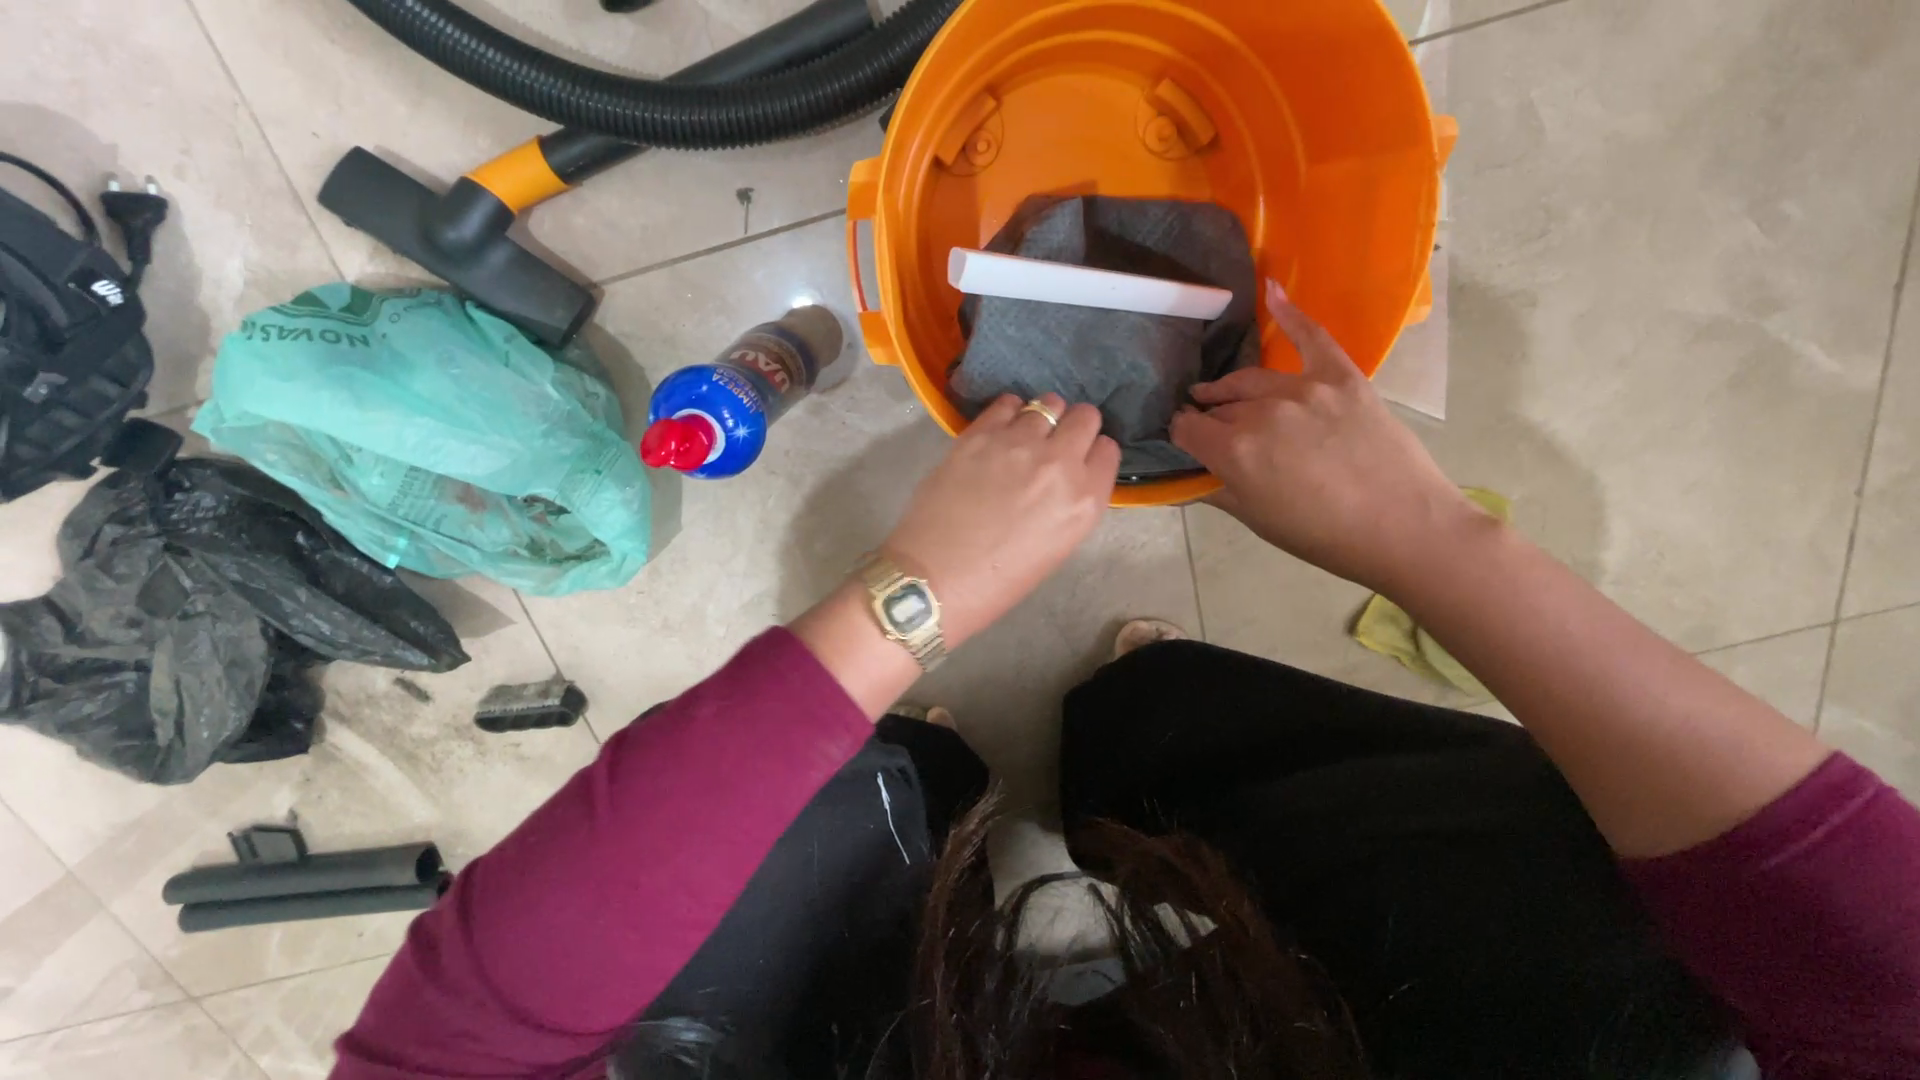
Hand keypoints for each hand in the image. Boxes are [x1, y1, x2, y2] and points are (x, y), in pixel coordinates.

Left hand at [883, 393, 1119, 645]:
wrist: (935, 579)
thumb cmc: (997, 581)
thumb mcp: (1055, 547)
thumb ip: (1069, 503)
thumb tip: (1063, 475)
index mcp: (1084, 501)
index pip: (1107, 450)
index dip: (1092, 452)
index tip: (1078, 460)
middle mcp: (1059, 464)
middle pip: (1084, 417)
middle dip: (1073, 426)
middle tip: (1053, 443)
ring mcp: (1018, 444)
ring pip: (1048, 403)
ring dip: (1041, 416)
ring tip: (1024, 435)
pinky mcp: (979, 434)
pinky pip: (1007, 403)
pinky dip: (1009, 411)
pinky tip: (999, 429)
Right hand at [1170, 282, 1485, 593]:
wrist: (1403, 528)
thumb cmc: (1322, 536)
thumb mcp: (1256, 520)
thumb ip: (1215, 490)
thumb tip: (1185, 474)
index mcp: (1233, 452)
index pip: (1187, 429)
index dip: (1182, 435)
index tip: (1186, 442)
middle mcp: (1261, 414)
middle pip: (1219, 406)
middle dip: (1209, 417)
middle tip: (1210, 429)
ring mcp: (1303, 390)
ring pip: (1251, 379)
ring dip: (1230, 387)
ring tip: (1219, 393)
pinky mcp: (1341, 378)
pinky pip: (1311, 337)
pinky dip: (1290, 313)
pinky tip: (1271, 291)